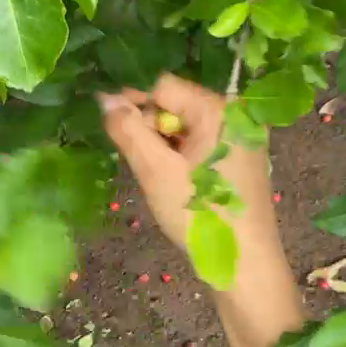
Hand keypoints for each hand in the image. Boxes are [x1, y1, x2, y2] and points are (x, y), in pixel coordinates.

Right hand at [100, 73, 301, 346]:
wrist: (241, 261)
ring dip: (159, 146)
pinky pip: (194, 144)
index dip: (131, 101)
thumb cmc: (199, 213)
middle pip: (172, 105)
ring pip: (180, 127)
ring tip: (156, 177)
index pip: (162, 86)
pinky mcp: (236, 157)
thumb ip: (128, 130)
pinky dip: (175, 158)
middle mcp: (233, 113)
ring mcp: (238, 135)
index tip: (106, 124)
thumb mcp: (155, 170)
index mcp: (219, 109)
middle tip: (138, 162)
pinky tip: (172, 183)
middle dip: (147, 129)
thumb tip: (103, 99)